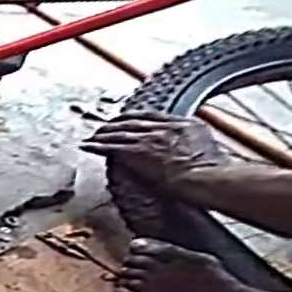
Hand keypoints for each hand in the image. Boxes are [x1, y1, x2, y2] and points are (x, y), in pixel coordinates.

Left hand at [81, 113, 227, 189]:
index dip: (131, 117)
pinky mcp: (135, 151)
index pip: (151, 115)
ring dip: (99, 136)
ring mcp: (149, 139)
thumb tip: (170, 140)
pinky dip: (94, 146)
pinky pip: (108, 146)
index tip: (120, 119)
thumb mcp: (201, 143)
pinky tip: (85, 146)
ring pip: (117, 133)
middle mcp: (166, 128)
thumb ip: (183, 137)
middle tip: (99, 129)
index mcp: (185, 124)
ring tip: (89, 138)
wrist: (203, 176)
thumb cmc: (206, 167)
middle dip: (111, 126)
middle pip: (130, 122)